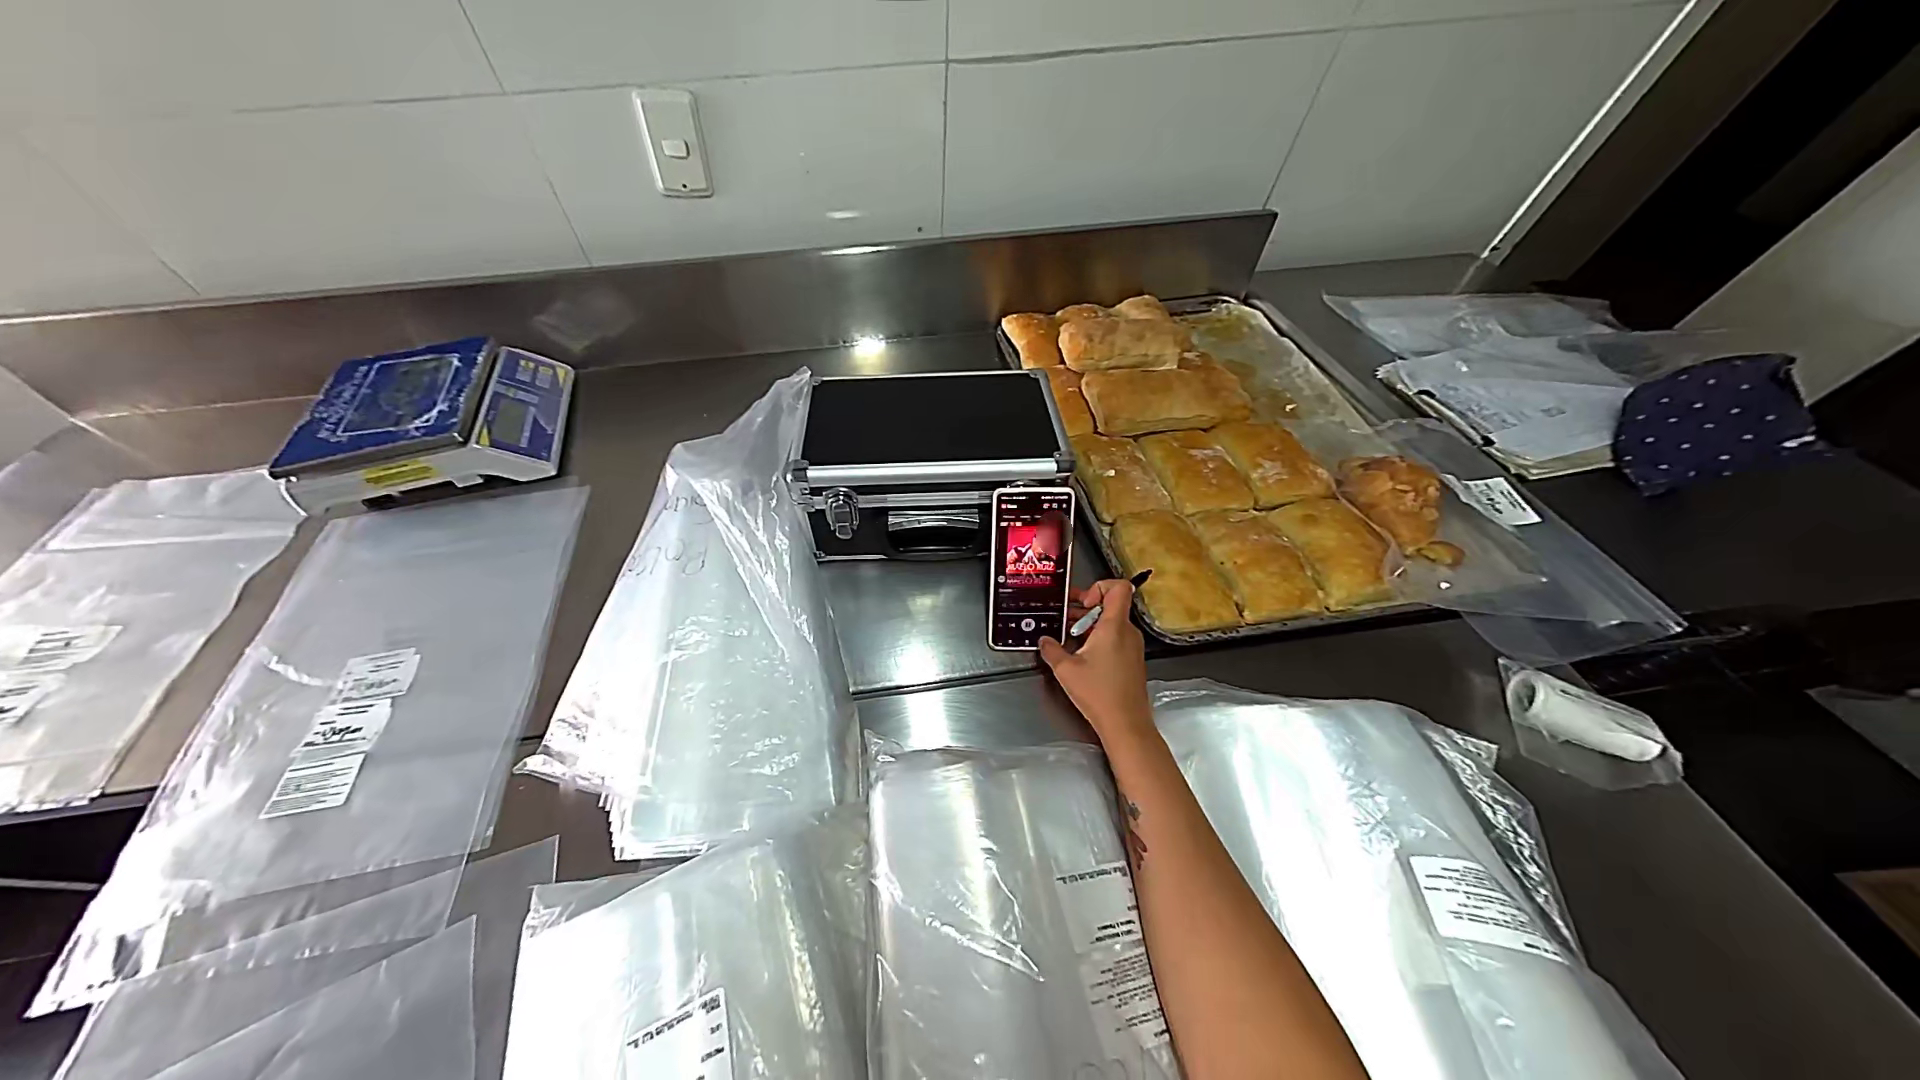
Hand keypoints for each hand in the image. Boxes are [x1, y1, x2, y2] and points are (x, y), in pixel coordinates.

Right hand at [1039, 579, 1153, 741]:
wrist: (1126, 723)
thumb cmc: (1100, 694)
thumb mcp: (1066, 669)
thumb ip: (1051, 649)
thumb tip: (1044, 641)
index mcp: (1114, 626)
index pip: (1118, 588)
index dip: (1098, 586)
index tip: (1082, 602)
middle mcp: (1128, 632)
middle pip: (1110, 604)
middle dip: (1085, 608)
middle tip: (1065, 616)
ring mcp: (1132, 646)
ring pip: (1111, 622)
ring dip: (1090, 625)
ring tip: (1068, 636)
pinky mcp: (1132, 659)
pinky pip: (1116, 638)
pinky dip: (1098, 638)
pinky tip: (1081, 654)